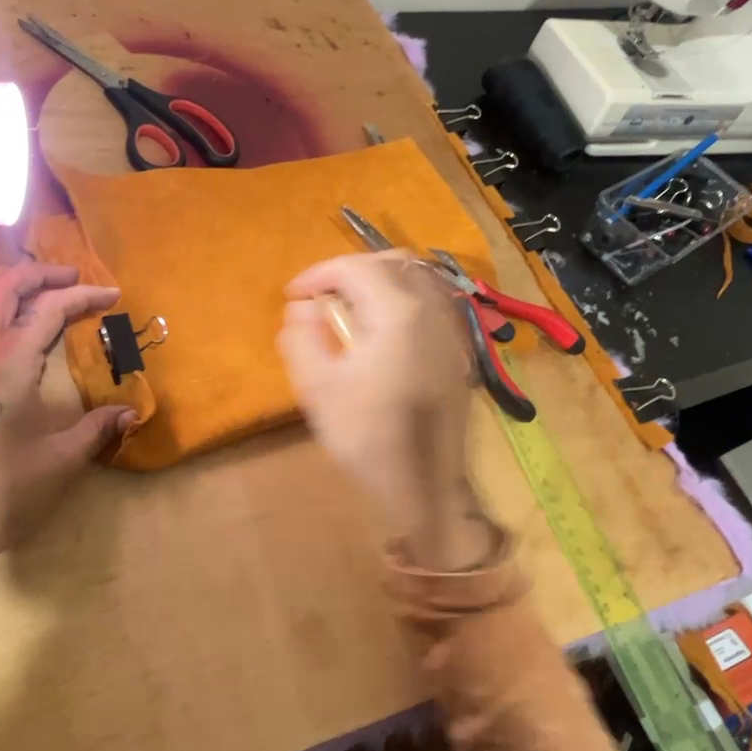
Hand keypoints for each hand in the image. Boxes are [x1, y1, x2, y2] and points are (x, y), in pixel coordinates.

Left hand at [0, 262, 133, 639]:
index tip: (114, 294)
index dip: (83, 295)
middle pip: (2, 287)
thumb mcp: (61, 458)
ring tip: (43, 300)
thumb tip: (130, 412)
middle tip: (74, 279)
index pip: (48, 307)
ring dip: (12, 291)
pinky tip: (13, 340)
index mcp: (8, 361)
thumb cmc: (4, 491)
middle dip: (40, 274)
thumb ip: (97, 428)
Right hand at [279, 252, 498, 570]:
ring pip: (417, 279)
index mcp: (398, 313)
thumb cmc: (368, 437)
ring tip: (348, 309)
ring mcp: (452, 331)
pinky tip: (381, 331)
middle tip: (320, 297)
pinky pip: (431, 304)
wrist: (426, 487)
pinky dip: (402, 299)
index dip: (317, 274)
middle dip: (349, 271)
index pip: (354, 268)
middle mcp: (432, 311)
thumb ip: (303, 337)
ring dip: (378, 281)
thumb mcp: (318, 388)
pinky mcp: (459, 352)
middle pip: (391, 263)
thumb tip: (303, 308)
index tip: (292, 296)